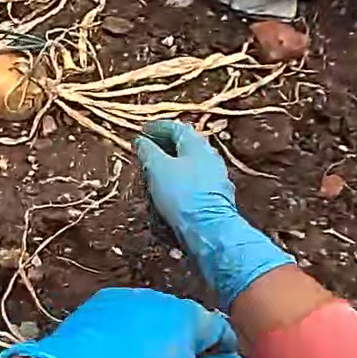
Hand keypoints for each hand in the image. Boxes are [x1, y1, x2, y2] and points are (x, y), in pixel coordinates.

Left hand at [1, 288, 246, 357]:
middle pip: (188, 323)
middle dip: (187, 347)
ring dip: (158, 339)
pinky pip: (127, 317)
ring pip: (157, 319)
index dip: (222, 355)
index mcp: (190, 316)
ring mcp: (130, 297)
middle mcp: (163, 298)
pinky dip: (129, 333)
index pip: (221, 331)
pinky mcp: (102, 303)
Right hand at [134, 120, 292, 305]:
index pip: (176, 128)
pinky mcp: (216, 195)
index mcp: (197, 145)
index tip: (142, 131)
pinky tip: (172, 188)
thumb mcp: (157, 168)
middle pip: (186, 145)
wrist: (209, 229)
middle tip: (148, 149)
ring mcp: (216, 176)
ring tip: (157, 169)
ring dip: (173, 163)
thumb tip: (140, 141)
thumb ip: (147, 151)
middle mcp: (210, 157)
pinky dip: (181, 178)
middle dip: (165, 145)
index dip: (157, 128)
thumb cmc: (182, 194)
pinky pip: (195, 180)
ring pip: (191, 163)